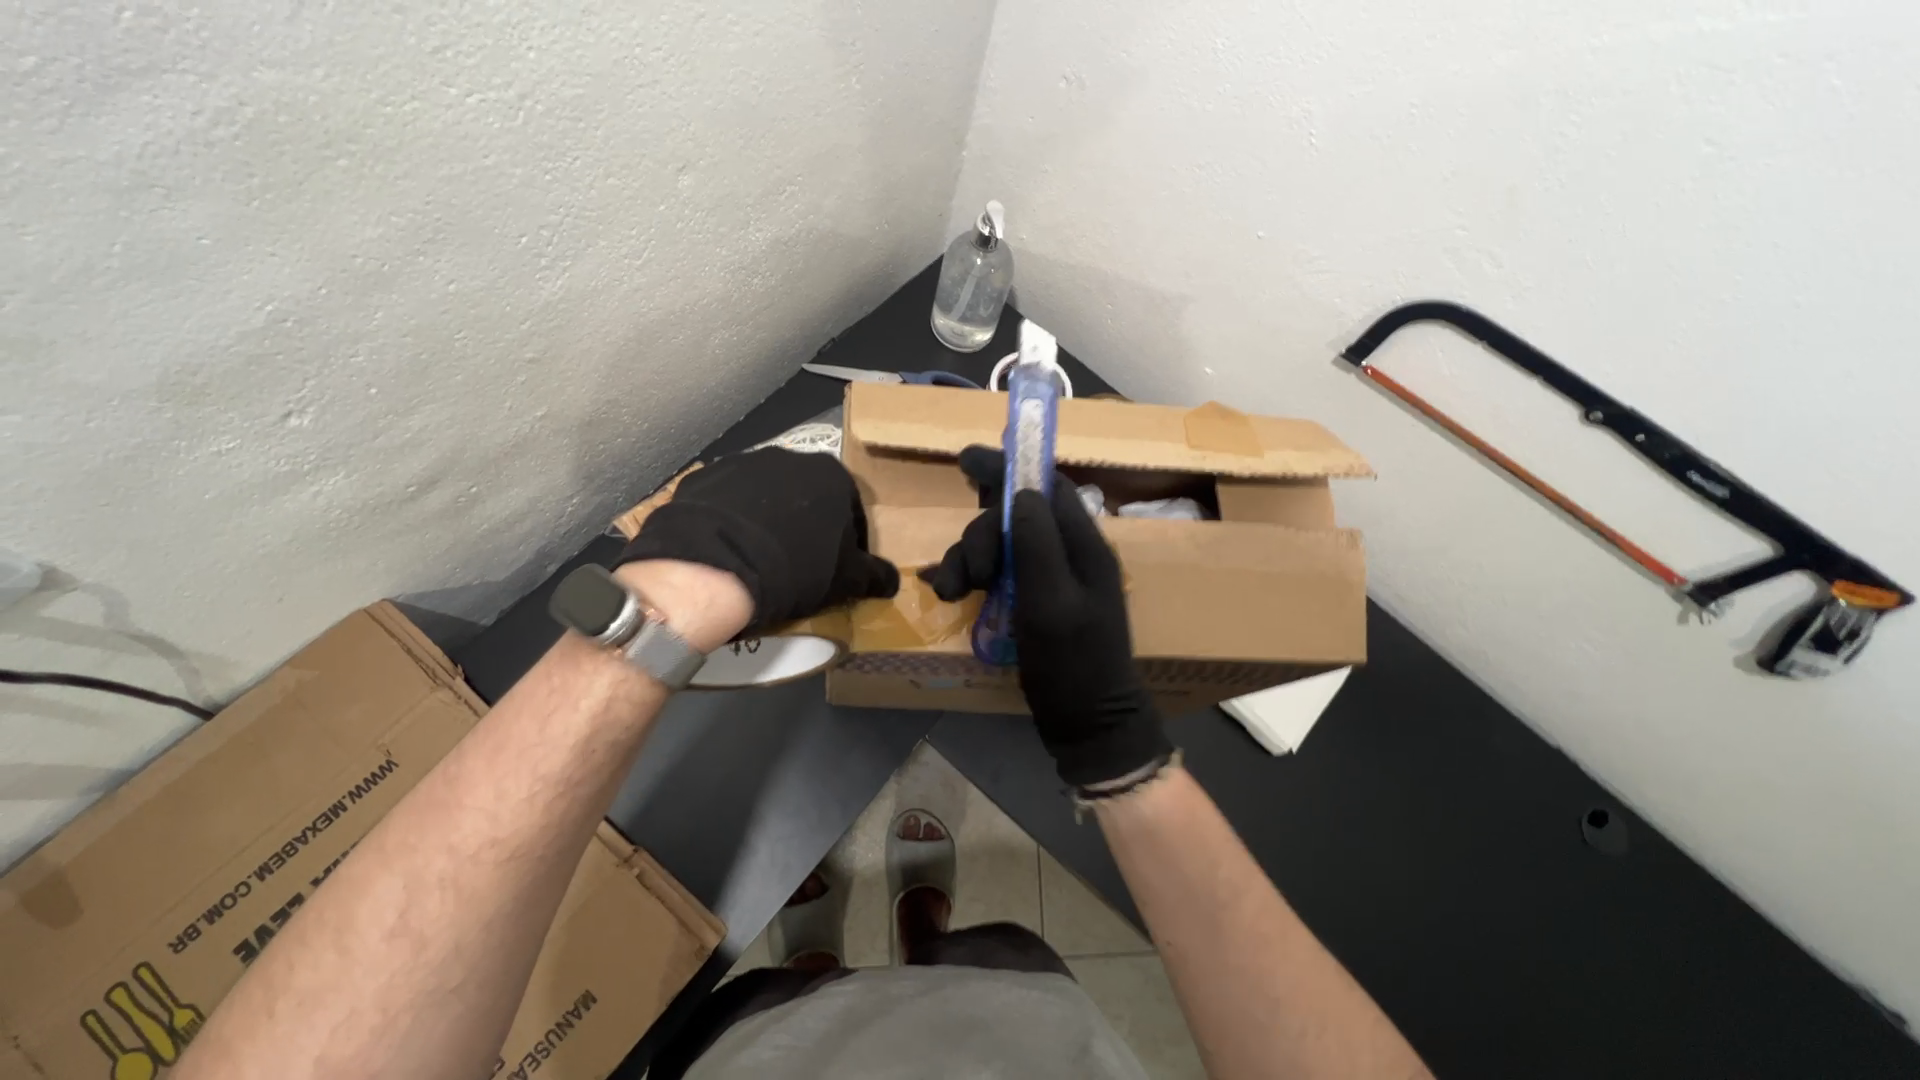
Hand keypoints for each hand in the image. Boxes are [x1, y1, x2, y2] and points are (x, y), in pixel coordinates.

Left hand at [620, 449, 899, 635]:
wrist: (719, 566)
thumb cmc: (798, 568)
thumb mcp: (847, 580)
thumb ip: (874, 576)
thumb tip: (893, 581)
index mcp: (831, 475)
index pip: (851, 509)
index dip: (848, 543)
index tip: (838, 569)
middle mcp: (790, 458)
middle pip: (806, 497)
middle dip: (806, 526)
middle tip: (798, 565)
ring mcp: (741, 463)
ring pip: (764, 496)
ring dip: (768, 521)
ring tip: (760, 560)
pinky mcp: (702, 478)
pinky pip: (725, 503)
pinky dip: (731, 522)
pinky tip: (729, 552)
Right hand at [920, 447, 1171, 786]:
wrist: (1087, 722)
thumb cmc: (1073, 664)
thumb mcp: (1053, 602)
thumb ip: (1039, 543)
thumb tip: (1022, 490)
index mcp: (1083, 544)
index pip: (1045, 485)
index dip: (1007, 466)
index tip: (965, 460)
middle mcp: (1067, 552)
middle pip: (1014, 515)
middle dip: (981, 535)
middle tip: (967, 574)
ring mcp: (1048, 577)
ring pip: (998, 544)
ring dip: (968, 559)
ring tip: (951, 591)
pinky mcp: (1031, 600)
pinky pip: (994, 572)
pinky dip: (968, 578)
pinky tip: (950, 595)